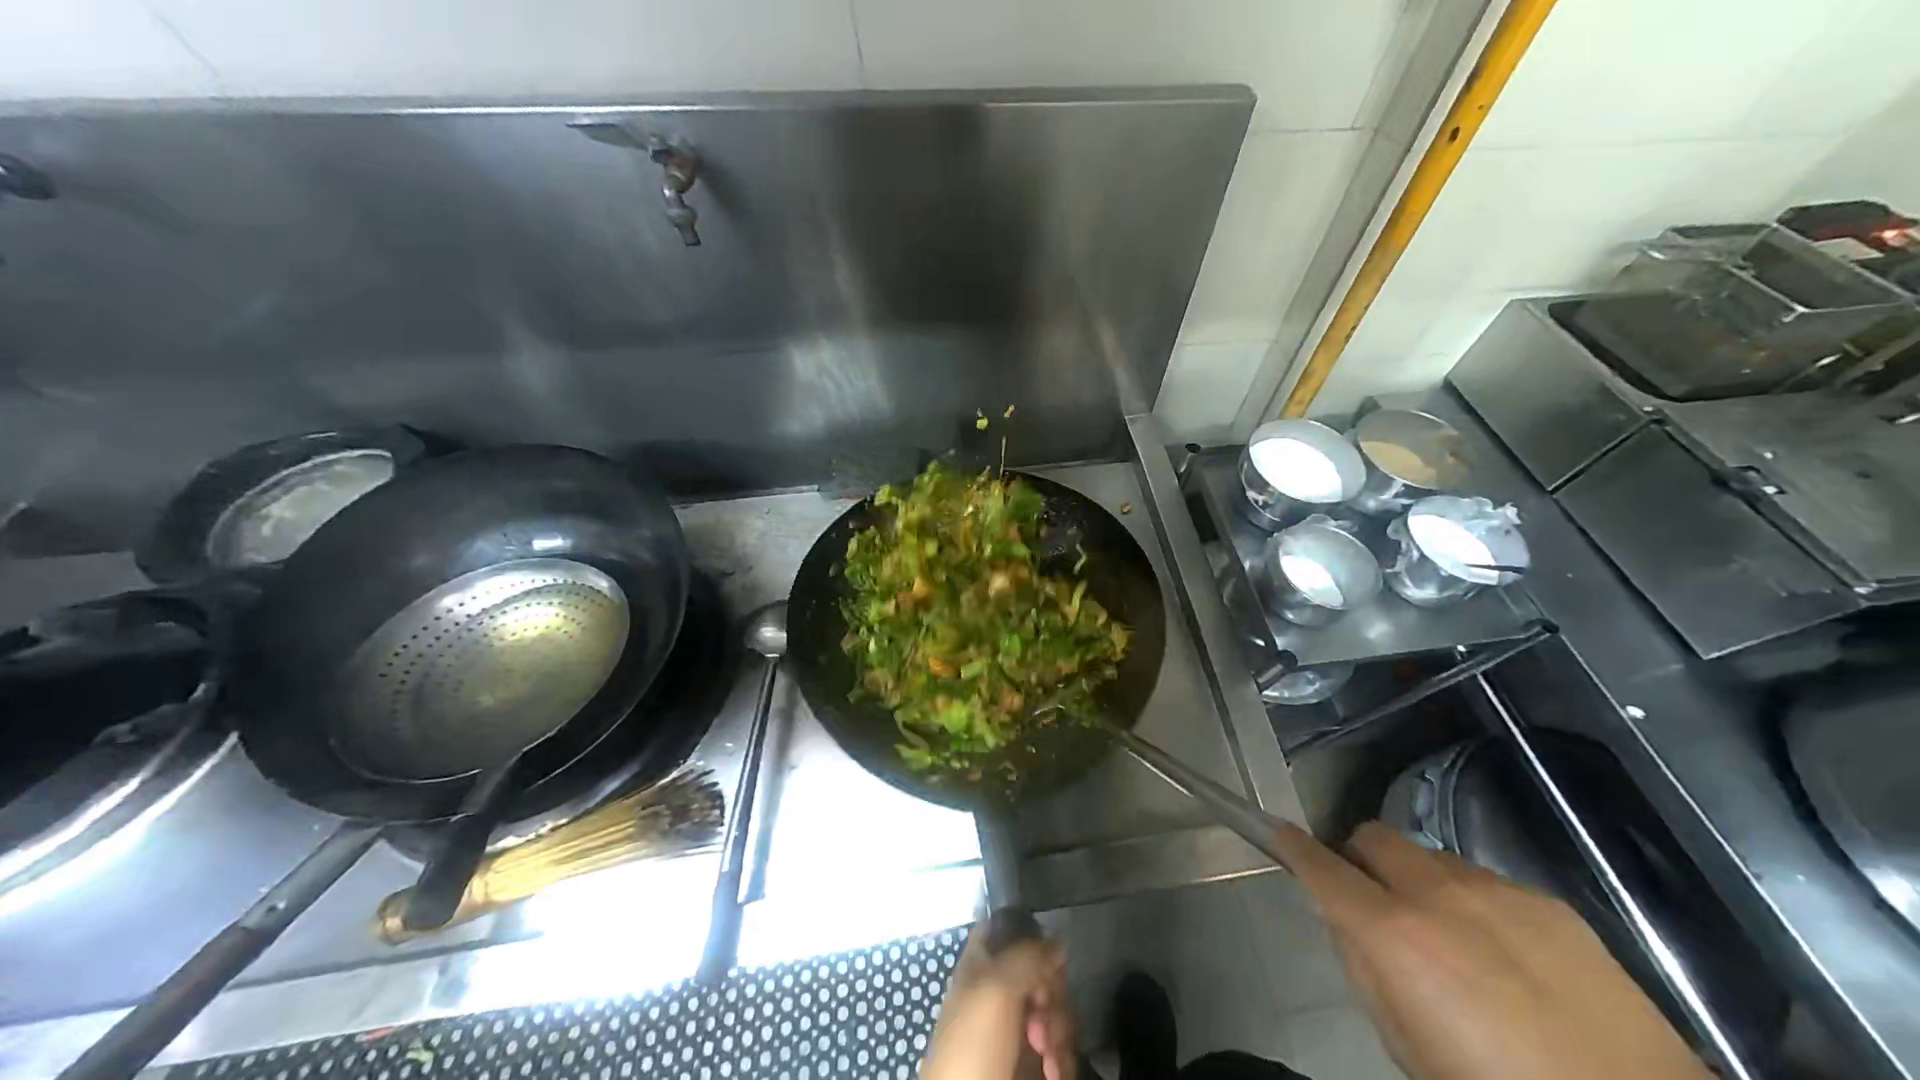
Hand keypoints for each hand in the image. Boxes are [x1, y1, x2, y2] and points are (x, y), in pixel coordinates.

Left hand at [922, 920, 1076, 1079]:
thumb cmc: (973, 1047)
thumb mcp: (994, 991)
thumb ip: (1026, 956)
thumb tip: (1058, 941)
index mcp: (981, 966)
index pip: (1009, 932)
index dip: (1032, 940)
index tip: (1045, 962)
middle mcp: (1001, 992)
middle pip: (1044, 972)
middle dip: (1054, 997)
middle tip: (1042, 1023)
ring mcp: (1017, 1029)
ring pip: (1057, 1010)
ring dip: (1061, 1034)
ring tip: (1050, 1061)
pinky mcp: (1034, 1062)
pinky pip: (1062, 1047)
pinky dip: (1063, 1060)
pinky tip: (1055, 1074)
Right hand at [1271, 821, 1712, 1079]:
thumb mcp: (1403, 1042)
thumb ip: (1363, 970)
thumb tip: (1344, 922)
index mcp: (1392, 933)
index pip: (1321, 866)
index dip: (1291, 845)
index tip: (1277, 835)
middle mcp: (1437, 893)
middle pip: (1374, 836)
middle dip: (1359, 856)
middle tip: (1371, 898)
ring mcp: (1496, 890)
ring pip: (1429, 856)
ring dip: (1417, 880)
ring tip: (1447, 934)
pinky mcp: (1547, 901)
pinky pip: (1484, 880)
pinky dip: (1471, 901)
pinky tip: (1503, 953)